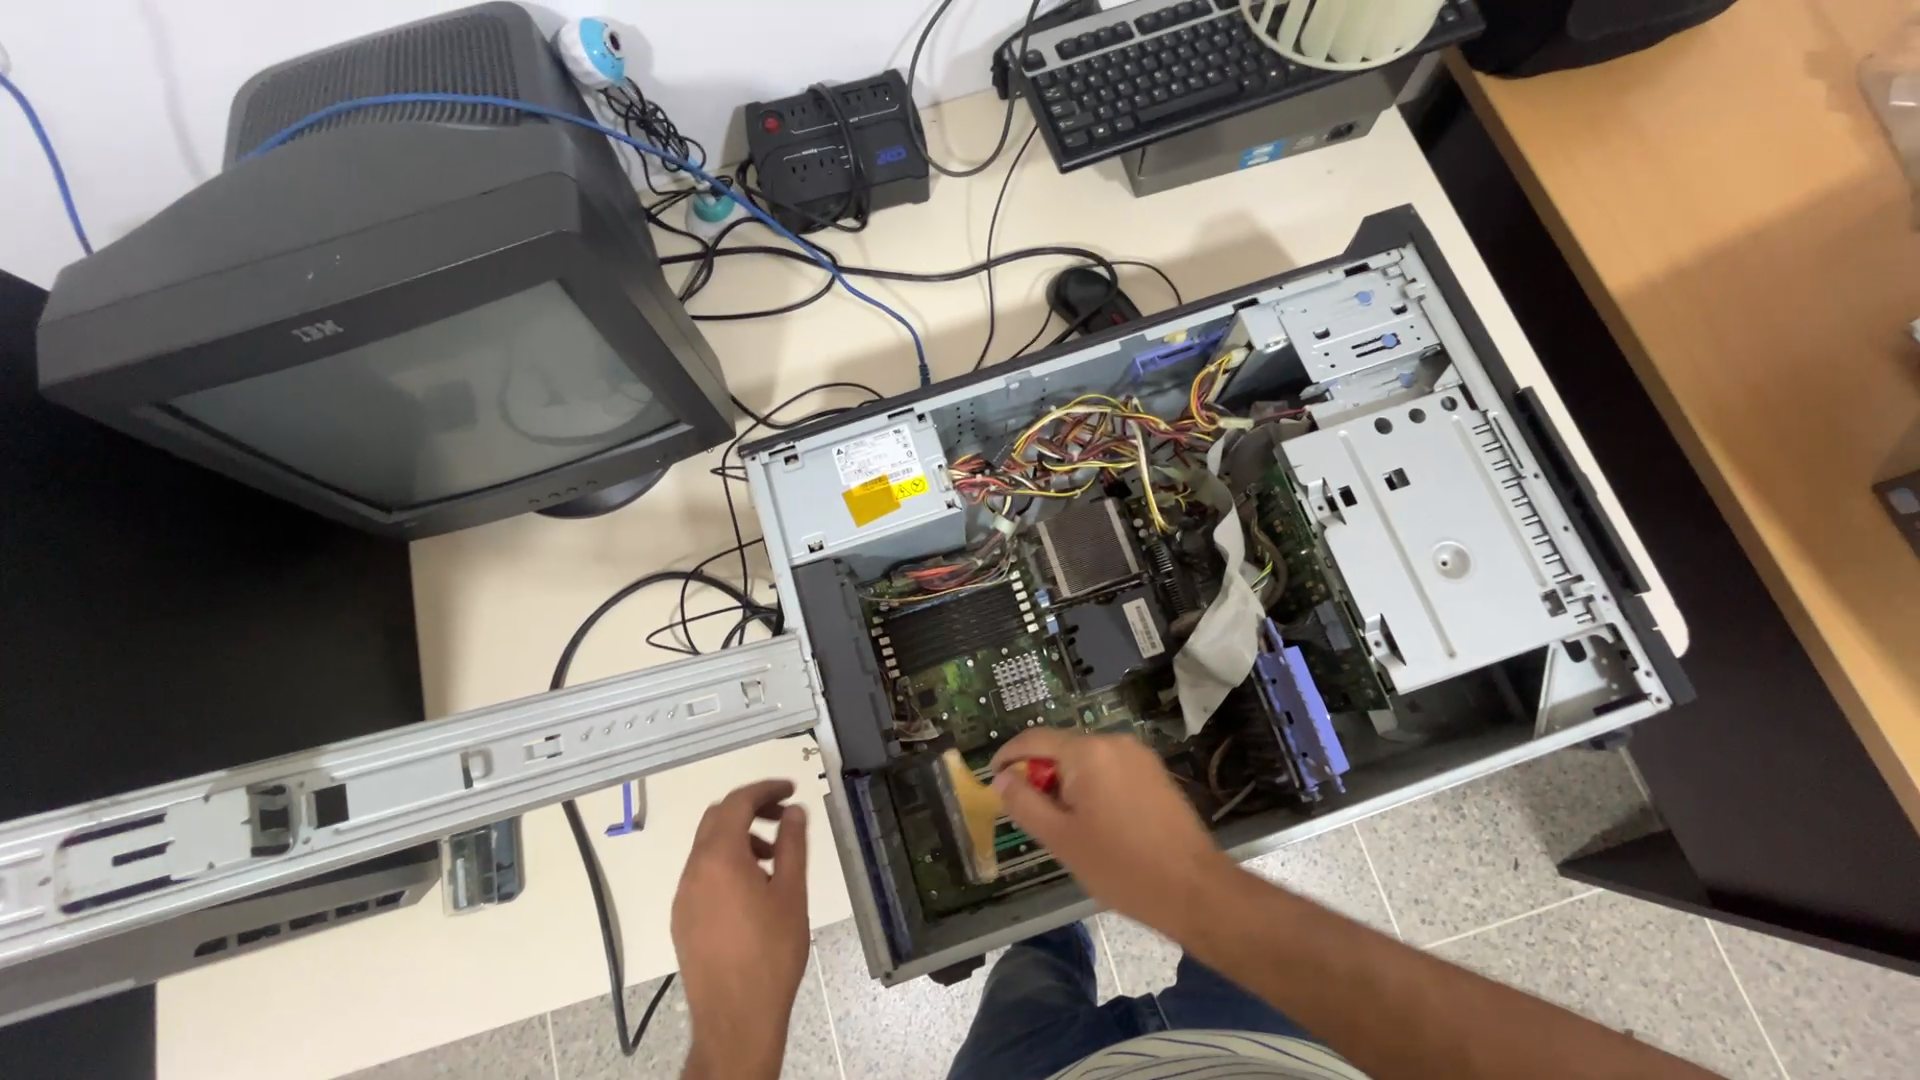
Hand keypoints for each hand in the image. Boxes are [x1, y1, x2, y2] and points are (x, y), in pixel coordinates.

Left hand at [671, 779, 808, 1079]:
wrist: (736, 1019)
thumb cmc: (771, 953)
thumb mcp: (792, 892)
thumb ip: (792, 844)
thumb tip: (792, 810)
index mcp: (719, 858)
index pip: (737, 803)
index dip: (765, 788)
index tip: (790, 788)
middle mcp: (693, 871)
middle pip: (716, 819)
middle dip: (750, 809)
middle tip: (783, 816)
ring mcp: (683, 896)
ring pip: (707, 847)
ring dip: (738, 837)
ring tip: (773, 858)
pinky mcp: (682, 919)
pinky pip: (701, 874)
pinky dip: (725, 863)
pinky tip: (752, 888)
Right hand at [991, 729, 1231, 930]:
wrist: (1194, 889)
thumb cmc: (1121, 867)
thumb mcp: (1060, 838)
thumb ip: (1024, 803)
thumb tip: (1002, 778)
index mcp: (1088, 752)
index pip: (1034, 739)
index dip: (1008, 757)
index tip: (995, 781)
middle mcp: (1114, 742)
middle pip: (1062, 748)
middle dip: (1041, 775)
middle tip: (1032, 814)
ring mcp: (1139, 756)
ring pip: (1087, 760)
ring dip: (1067, 783)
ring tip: (1064, 824)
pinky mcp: (1155, 773)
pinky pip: (1111, 769)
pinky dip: (1093, 787)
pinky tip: (1097, 823)